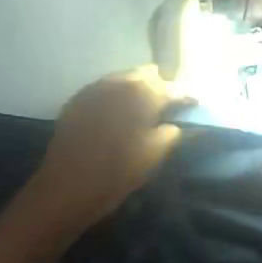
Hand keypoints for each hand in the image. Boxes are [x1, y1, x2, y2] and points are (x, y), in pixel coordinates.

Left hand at [30, 68, 181, 228]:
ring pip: (123, 79)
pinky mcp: (76, 101)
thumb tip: (184, 124)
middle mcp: (118, 82)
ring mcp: (93, 89)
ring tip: (144, 106)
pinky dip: (114, 95)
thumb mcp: (153, 155)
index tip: (195, 105)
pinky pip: (102, 89)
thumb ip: (173, 134)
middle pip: (146, 76)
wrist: (67, 186)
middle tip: (168, 105)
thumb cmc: (117, 173)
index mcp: (142, 93)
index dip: (186, 97)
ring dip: (135, 88)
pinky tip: (117, 110)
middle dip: (159, 87)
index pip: (173, 88)